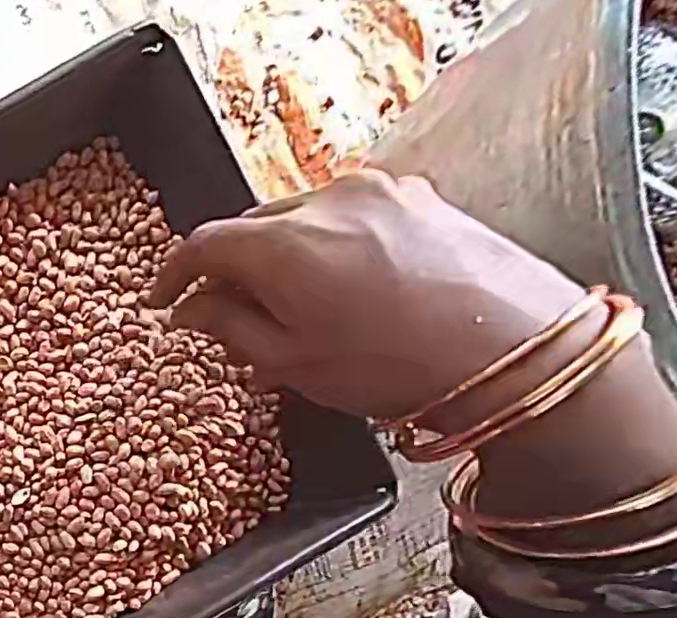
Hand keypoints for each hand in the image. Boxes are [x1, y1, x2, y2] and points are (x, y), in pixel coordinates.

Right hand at [153, 169, 676, 552]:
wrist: (514, 350)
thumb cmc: (389, 366)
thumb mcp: (289, 360)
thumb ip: (228, 325)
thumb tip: (189, 309)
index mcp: (285, 245)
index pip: (203, 244)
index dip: (172, 276)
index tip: (161, 304)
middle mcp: (326, 200)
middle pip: (248, 230)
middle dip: (225, 272)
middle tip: (219, 318)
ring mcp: (376, 191)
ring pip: (293, 222)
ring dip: (271, 262)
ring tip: (279, 313)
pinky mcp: (414, 195)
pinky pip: (338, 217)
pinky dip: (314, 250)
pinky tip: (325, 291)